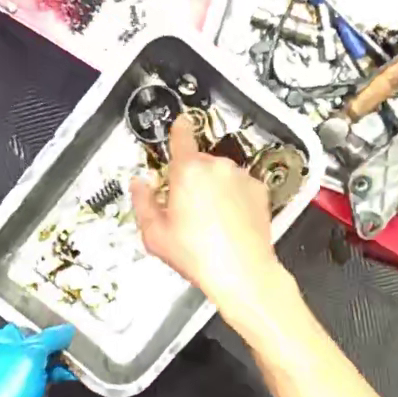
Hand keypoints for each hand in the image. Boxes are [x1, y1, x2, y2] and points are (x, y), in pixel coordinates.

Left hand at [0, 324, 74, 396]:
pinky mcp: (27, 390)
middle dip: (58, 345)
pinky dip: (59, 374)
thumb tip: (67, 329)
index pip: (29, 326)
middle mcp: (5, 355)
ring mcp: (16, 374)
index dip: (49, 328)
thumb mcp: (31, 357)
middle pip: (39, 342)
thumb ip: (51, 338)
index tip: (70, 331)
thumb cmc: (7, 393)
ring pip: (45, 359)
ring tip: (79, 361)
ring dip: (62, 361)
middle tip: (77, 346)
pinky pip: (47, 376)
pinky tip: (73, 374)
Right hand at [130, 114, 291, 318]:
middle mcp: (217, 167)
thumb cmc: (198, 255)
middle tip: (186, 209)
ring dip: (214, 189)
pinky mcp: (259, 190)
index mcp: (188, 171)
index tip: (180, 125)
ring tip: (210, 221)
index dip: (179, 130)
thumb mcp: (155, 234)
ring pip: (221, 175)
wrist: (242, 271)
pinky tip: (228, 222)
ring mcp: (241, 177)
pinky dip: (234, 198)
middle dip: (191, 179)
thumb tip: (138, 185)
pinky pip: (240, 187)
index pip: (182, 136)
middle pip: (199, 162)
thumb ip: (143, 202)